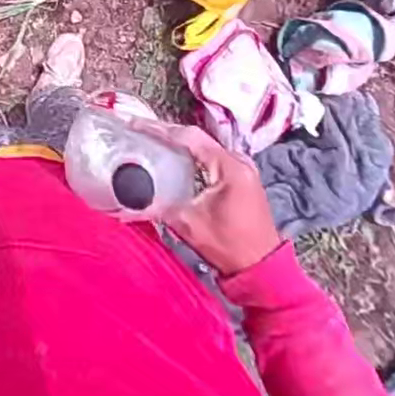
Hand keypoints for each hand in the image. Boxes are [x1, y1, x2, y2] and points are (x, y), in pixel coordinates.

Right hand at [139, 120, 281, 276]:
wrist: (263, 271)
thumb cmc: (230, 248)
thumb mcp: (189, 225)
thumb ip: (159, 205)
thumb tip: (131, 197)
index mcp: (230, 166)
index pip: (190, 137)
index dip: (160, 129)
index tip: (137, 124)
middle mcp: (239, 161)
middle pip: (198, 138)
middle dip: (167, 133)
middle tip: (140, 130)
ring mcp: (243, 169)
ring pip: (205, 147)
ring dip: (180, 143)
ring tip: (152, 140)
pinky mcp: (242, 179)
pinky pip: (212, 157)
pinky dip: (192, 154)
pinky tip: (175, 158)